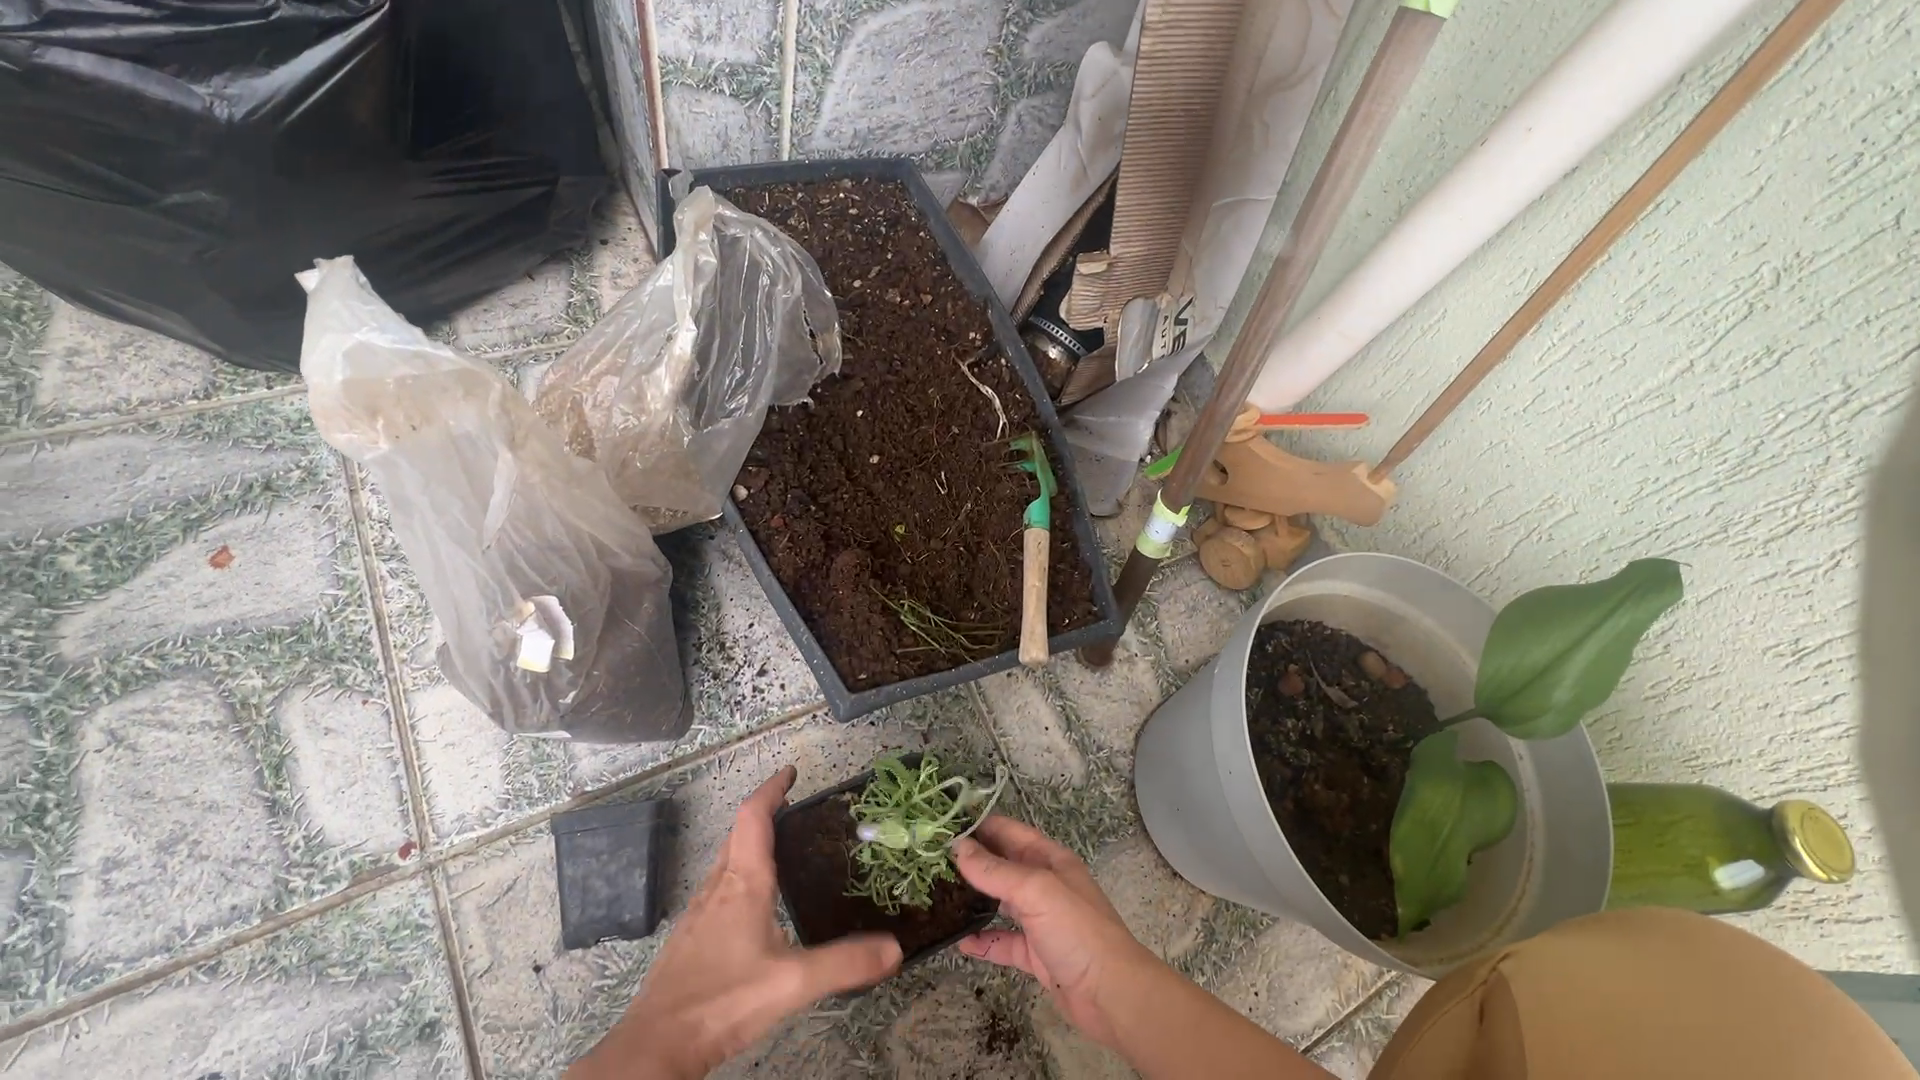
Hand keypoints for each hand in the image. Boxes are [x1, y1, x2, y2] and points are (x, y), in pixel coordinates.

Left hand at [569, 766, 902, 1079]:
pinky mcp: (690, 937)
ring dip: (750, 844)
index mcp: (744, 884)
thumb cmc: (722, 1000)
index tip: (791, 772)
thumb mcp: (792, 983)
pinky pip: (718, 888)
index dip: (772, 789)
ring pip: (726, 861)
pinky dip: (739, 875)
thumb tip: (895, 948)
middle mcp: (718, 888)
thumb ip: (844, 963)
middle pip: (738, 834)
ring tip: (780, 850)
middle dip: (765, 813)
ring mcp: (699, 913)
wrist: (656, 1044)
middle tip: (795, 808)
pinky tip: (753, 906)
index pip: (754, 817)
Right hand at [953, 816, 1158, 1047]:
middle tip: (931, 860)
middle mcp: (1045, 884)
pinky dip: (983, 941)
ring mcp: (1041, 920)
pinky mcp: (1037, 954)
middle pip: (1003, 865)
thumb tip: (958, 848)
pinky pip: (1004, 942)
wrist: (1111, 994)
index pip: (1010, 832)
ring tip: (939, 896)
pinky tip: (960, 943)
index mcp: (1051, 859)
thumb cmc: (1077, 931)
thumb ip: (995, 870)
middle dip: (971, 861)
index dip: (980, 825)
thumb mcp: (1035, 891)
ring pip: (1001, 903)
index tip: (943, 824)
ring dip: (974, 900)